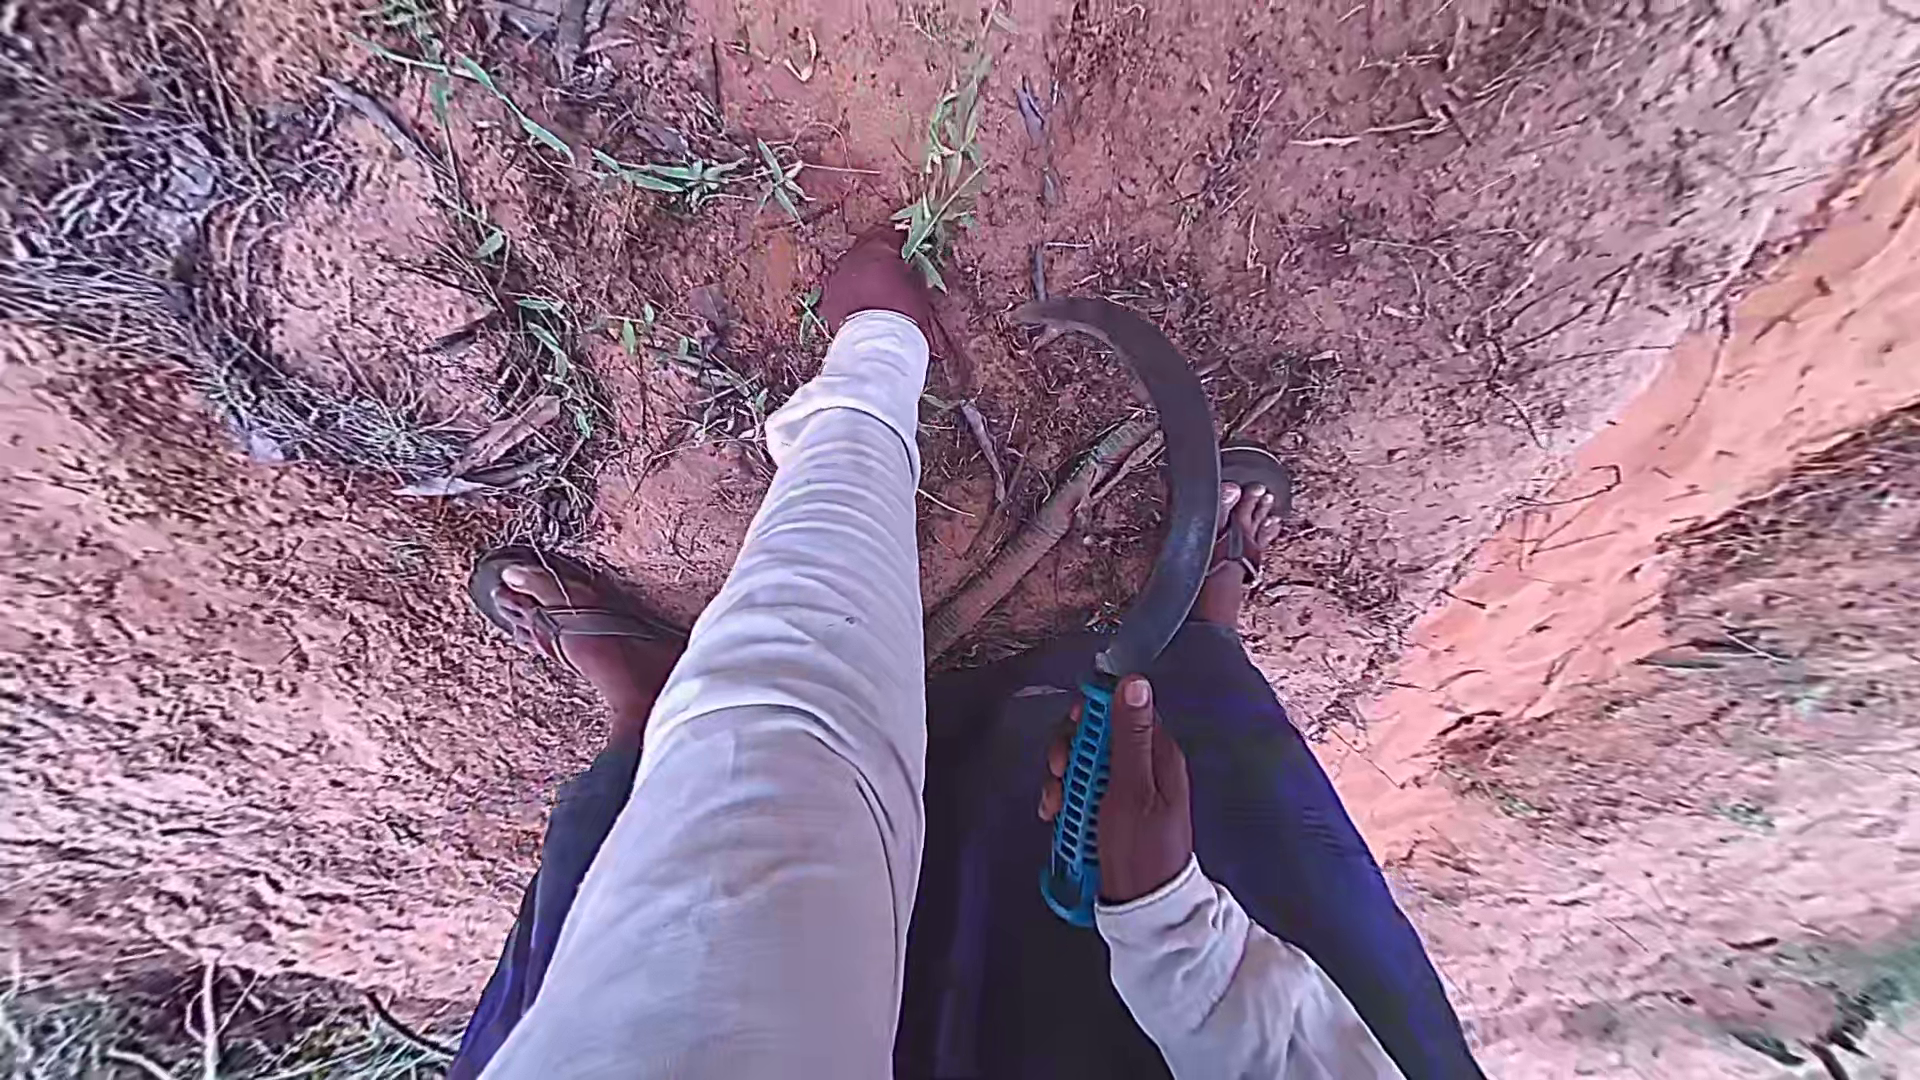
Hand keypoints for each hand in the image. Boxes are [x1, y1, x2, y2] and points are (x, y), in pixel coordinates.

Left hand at [816, 226, 934, 334]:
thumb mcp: (918, 288)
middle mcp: (852, 257)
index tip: (907, 250)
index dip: (900, 242)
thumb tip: (909, 267)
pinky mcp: (828, 300)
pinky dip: (850, 295)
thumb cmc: (903, 313)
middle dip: (878, 259)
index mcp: (878, 248)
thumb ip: (912, 271)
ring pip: (851, 269)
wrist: (877, 342)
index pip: (890, 235)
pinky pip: (841, 290)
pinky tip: (860, 307)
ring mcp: (837, 278)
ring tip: (874, 293)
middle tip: (890, 272)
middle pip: (866, 250)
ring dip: (862, 276)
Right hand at [1040, 675, 1194, 904]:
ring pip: (1082, 761)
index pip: (1122, 710)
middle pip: (1096, 735)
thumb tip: (1134, 681)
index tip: (1075, 728)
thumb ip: (1129, 735)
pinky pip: (1079, 788)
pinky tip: (1054, 813)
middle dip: (1070, 749)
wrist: (1144, 913)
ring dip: (1062, 776)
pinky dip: (1063, 796)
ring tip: (1055, 802)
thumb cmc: (1140, 847)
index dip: (1093, 713)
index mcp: (1156, 754)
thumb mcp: (1132, 788)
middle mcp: (1141, 765)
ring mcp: (1122, 788)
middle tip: (1059, 769)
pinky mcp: (1106, 809)